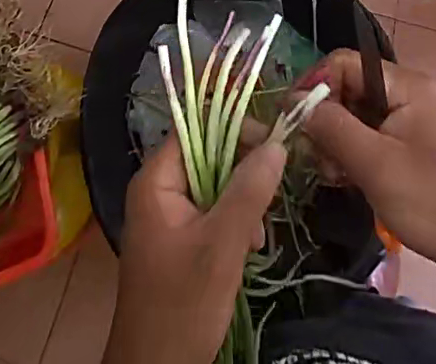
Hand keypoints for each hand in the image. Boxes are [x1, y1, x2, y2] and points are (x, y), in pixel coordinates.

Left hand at [102, 138, 285, 363]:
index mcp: (156, 181)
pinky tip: (250, 246)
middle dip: (243, 172)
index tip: (272, 144)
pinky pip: (213, 209)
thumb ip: (249, 191)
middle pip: (208, 154)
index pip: (197, 129)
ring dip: (243, 201)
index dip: (235, 128)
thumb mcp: (221, 245)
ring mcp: (168, 214)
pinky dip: (235, 221)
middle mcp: (159, 189)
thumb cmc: (181, 306)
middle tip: (270, 194)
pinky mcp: (180, 238)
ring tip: (258, 233)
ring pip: (215, 183)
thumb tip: (278, 144)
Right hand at [298, 51, 435, 268]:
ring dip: (336, 139)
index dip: (317, 84)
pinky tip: (344, 178)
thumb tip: (293, 100)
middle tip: (312, 154)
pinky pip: (370, 135)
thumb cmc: (428, 198)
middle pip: (351, 87)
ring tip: (330, 173)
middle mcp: (409, 93)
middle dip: (326, 117)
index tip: (294, 118)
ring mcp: (412, 120)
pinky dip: (352, 152)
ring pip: (358, 114)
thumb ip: (331, 126)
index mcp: (406, 84)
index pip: (347, 63)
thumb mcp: (372, 162)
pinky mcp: (411, 146)